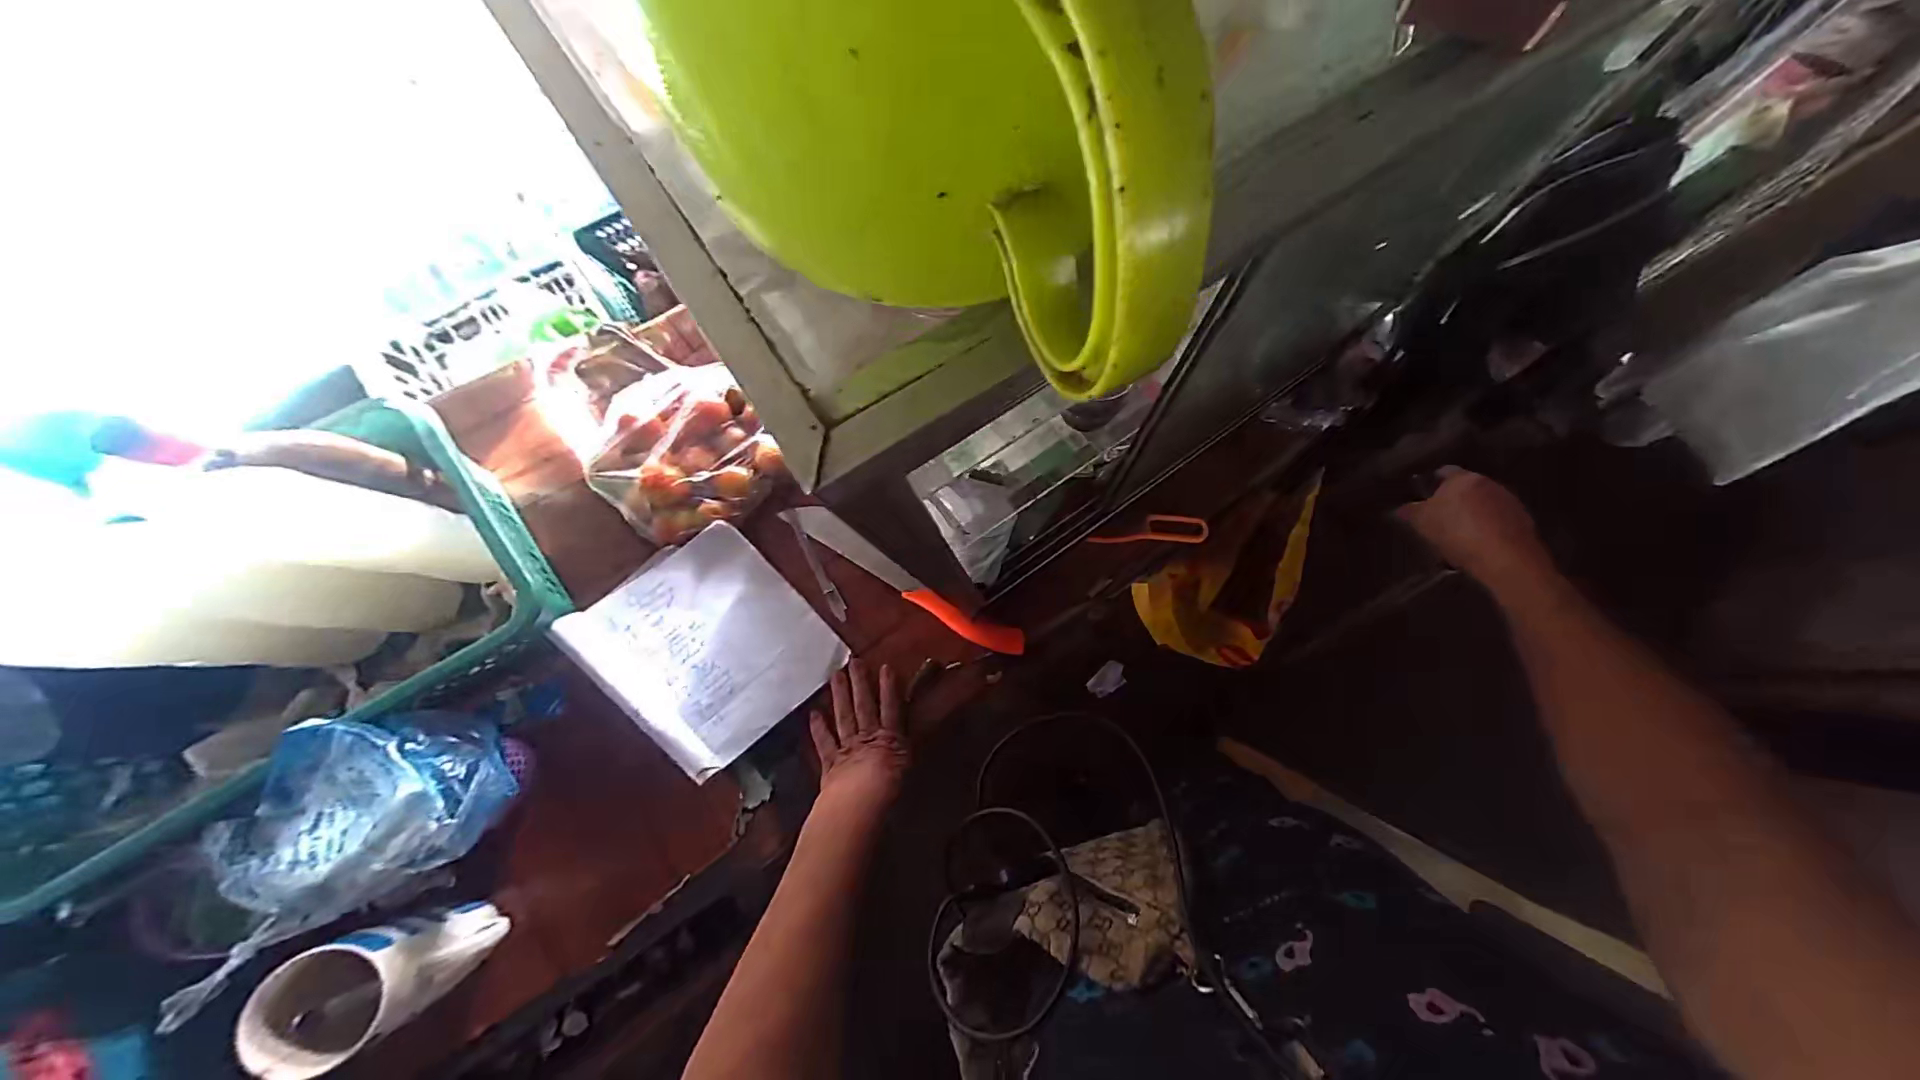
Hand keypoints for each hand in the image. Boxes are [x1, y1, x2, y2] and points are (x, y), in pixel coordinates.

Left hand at [808, 658, 909, 809]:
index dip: (889, 688)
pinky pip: (824, 742)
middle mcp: (869, 739)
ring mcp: (847, 748)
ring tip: (836, 676)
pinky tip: (813, 713)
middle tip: (855, 662)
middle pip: (865, 706)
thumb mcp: (909, 776)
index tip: (886, 667)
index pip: (892, 709)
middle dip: (861, 683)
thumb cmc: (890, 795)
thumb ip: (908, 759)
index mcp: (892, 741)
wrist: (858, 807)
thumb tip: (913, 750)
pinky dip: (818, 728)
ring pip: (844, 717)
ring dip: (840, 696)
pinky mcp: (831, 762)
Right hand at [1395, 466, 1556, 595]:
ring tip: (1457, 535)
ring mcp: (1509, 501)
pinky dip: (1486, 528)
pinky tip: (1477, 545)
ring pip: (1483, 504)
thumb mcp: (1422, 523)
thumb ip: (1410, 512)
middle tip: (1438, 519)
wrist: (1506, 558)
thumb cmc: (1457, 533)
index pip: (1444, 472)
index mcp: (1462, 479)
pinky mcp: (1523, 520)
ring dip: (1471, 515)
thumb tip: (1401, 508)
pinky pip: (1497, 520)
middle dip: (1452, 501)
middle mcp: (1489, 483)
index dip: (1432, 483)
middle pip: (1465, 488)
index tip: (1423, 497)